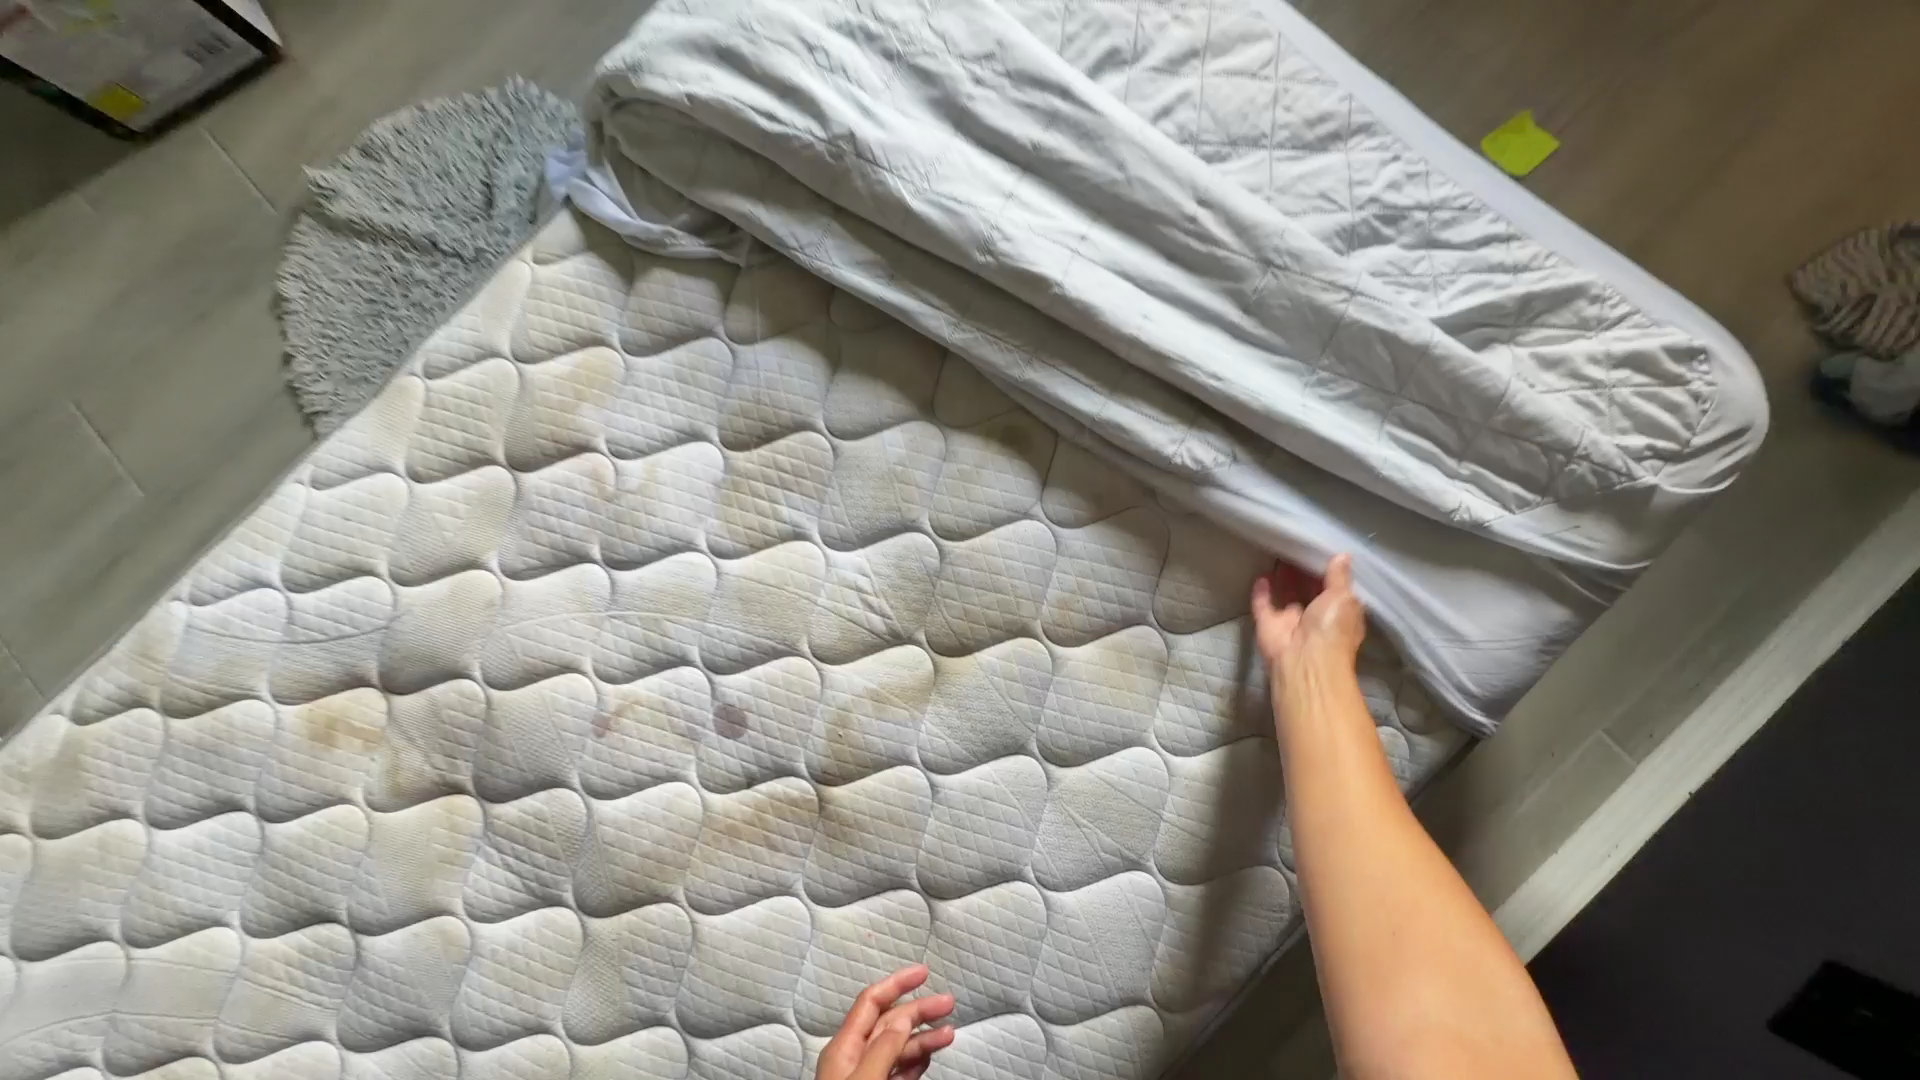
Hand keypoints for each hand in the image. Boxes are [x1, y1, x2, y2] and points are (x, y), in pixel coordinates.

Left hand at [816, 964, 956, 1079]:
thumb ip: (882, 1049)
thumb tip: (902, 1019)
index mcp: (843, 1049)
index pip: (872, 1002)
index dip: (898, 983)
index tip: (923, 972)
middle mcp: (853, 1060)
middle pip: (890, 1023)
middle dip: (920, 1010)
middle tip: (949, 1003)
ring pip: (898, 1049)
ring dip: (924, 1038)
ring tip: (948, 1034)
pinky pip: (899, 1073)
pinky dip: (916, 1063)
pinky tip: (928, 1059)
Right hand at [1249, 554, 1366, 676]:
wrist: (1304, 660)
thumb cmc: (1332, 628)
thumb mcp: (1343, 597)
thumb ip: (1339, 576)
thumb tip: (1342, 555)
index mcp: (1339, 612)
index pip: (1335, 588)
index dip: (1329, 571)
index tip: (1322, 550)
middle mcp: (1315, 618)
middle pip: (1309, 590)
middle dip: (1305, 572)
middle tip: (1298, 546)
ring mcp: (1290, 621)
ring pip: (1286, 595)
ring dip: (1283, 578)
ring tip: (1280, 553)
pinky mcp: (1268, 624)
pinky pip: (1263, 605)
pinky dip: (1261, 592)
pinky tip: (1261, 575)